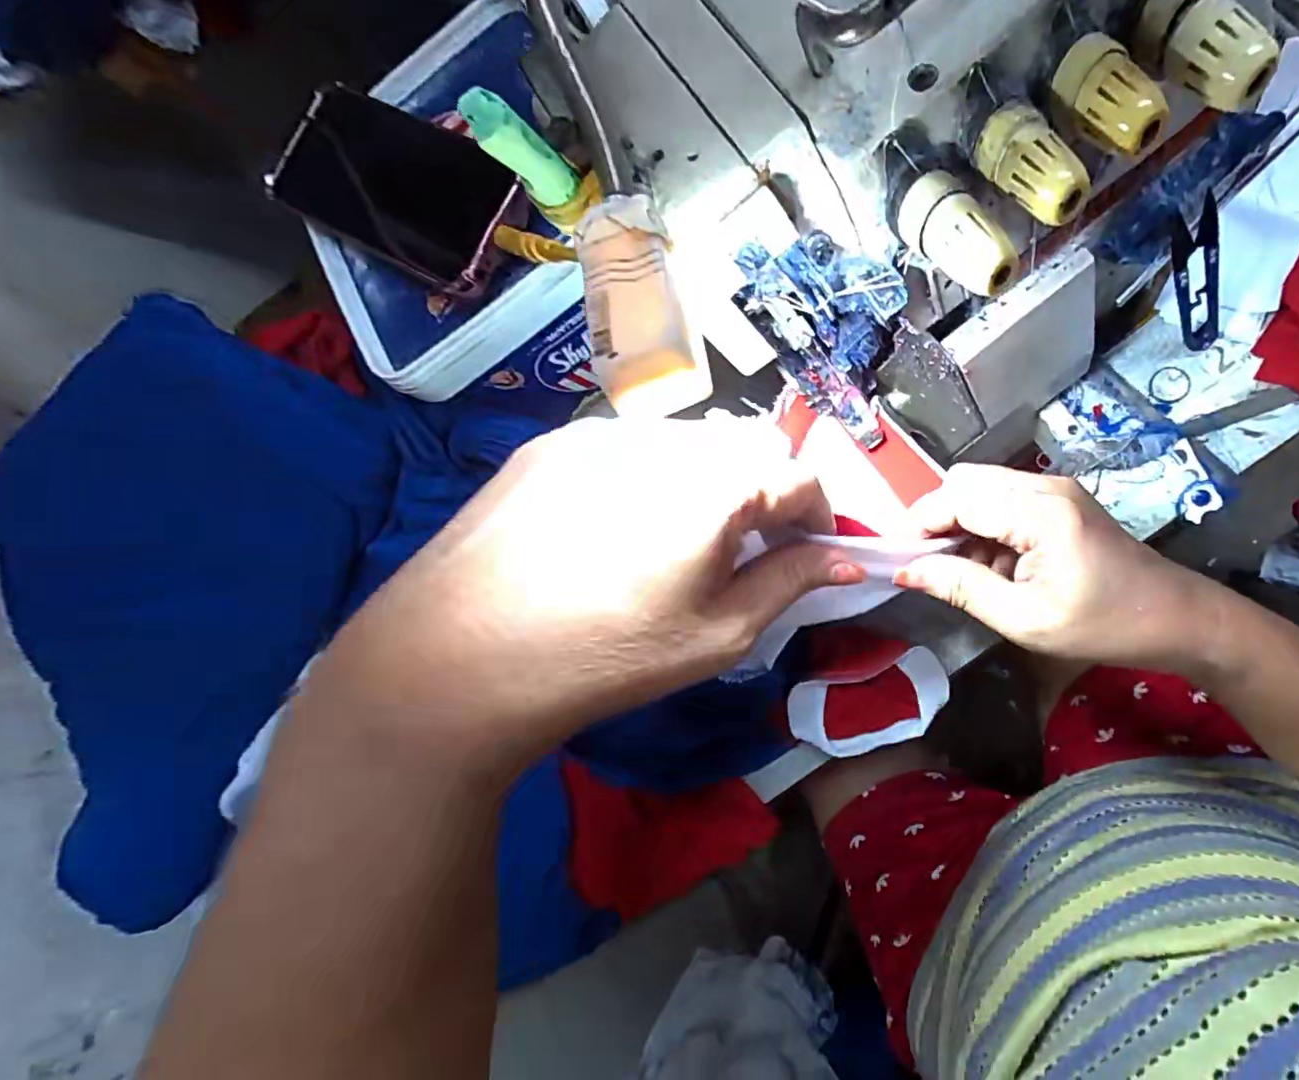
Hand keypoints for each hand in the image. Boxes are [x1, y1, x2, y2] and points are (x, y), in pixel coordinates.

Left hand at [298, 416, 863, 776]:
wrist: (454, 663)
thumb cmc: (609, 657)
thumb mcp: (721, 633)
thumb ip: (792, 582)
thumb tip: (844, 560)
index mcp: (717, 487)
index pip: (801, 476)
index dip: (819, 515)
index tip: (810, 553)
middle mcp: (667, 441)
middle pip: (754, 443)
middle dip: (772, 488)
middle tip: (751, 545)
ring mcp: (603, 433)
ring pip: (697, 437)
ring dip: (718, 477)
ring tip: (685, 536)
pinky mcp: (554, 442)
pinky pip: (636, 442)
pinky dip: (661, 473)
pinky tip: (625, 525)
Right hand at [894, 465, 1230, 676]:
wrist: (1174, 616)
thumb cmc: (1104, 625)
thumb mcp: (1026, 619)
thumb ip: (963, 588)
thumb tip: (908, 572)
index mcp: (1040, 511)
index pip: (957, 498)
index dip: (919, 525)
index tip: (896, 560)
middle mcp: (1045, 485)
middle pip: (966, 482)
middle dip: (937, 520)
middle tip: (927, 568)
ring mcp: (1056, 488)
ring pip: (983, 489)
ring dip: (962, 525)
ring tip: (964, 574)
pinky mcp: (1062, 500)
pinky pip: (1006, 501)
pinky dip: (987, 528)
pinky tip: (995, 567)